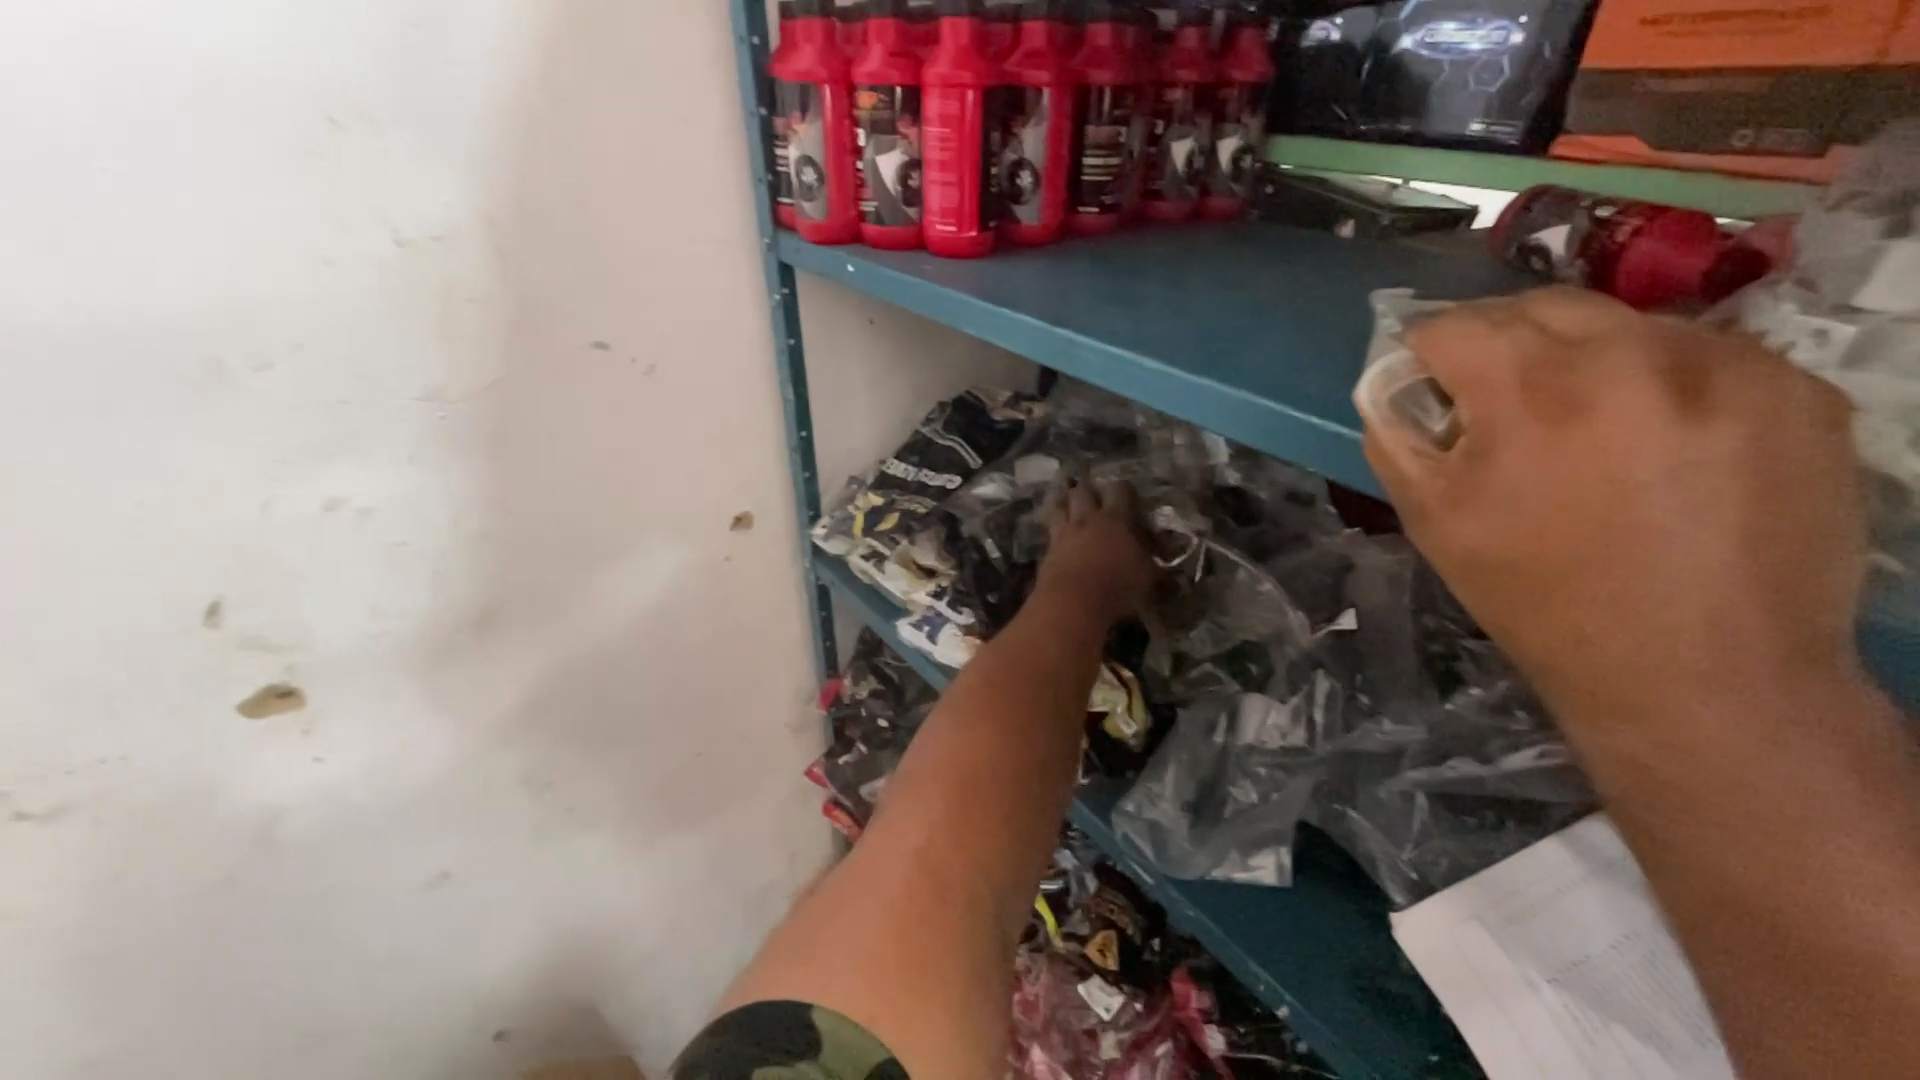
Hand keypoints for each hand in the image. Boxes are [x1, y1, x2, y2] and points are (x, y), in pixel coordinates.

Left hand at [1034, 479, 1154, 626]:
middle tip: (1095, 498)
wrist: (1072, 604)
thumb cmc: (1118, 587)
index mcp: (1115, 518)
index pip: (1120, 490)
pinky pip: (1050, 533)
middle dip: (1089, 491)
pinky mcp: (1046, 552)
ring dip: (1065, 506)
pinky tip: (1060, 539)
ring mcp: (1063, 534)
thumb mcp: (1148, 578)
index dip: (1125, 490)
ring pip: (1059, 508)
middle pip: (1082, 491)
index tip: (1130, 497)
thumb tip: (1166, 566)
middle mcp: (1086, 519)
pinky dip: (1055, 532)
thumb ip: (1156, 567)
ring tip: (1070, 510)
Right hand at [1360, 287, 1868, 731]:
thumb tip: (1389, 384)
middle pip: (1541, 307)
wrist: (1702, 676)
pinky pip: (1708, 358)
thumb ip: (1397, 437)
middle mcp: (1634, 354)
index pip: (1454, 325)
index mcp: (1530, 388)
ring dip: (1592, 362)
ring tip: (1594, 432)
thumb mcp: (1434, 523)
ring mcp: (1731, 366)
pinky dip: (1670, 386)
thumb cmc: (1543, 601)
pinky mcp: (1801, 391)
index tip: (1434, 387)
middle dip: (1507, 346)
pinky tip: (1669, 448)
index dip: (1428, 356)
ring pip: (1628, 326)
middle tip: (1506, 406)